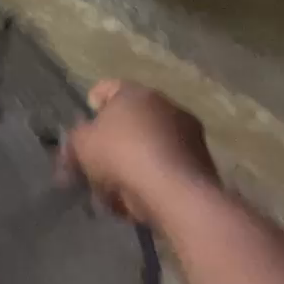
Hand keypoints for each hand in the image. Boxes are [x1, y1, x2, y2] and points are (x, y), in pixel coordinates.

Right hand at [60, 80, 218, 224]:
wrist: (176, 194)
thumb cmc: (120, 155)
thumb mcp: (80, 143)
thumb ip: (78, 136)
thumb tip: (85, 139)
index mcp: (136, 93)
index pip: (106, 87)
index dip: (91, 106)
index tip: (85, 127)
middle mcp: (168, 107)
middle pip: (131, 118)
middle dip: (113, 138)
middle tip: (95, 158)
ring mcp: (191, 135)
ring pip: (149, 144)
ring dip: (132, 159)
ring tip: (113, 185)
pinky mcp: (204, 163)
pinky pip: (167, 164)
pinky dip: (152, 175)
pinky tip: (135, 195)